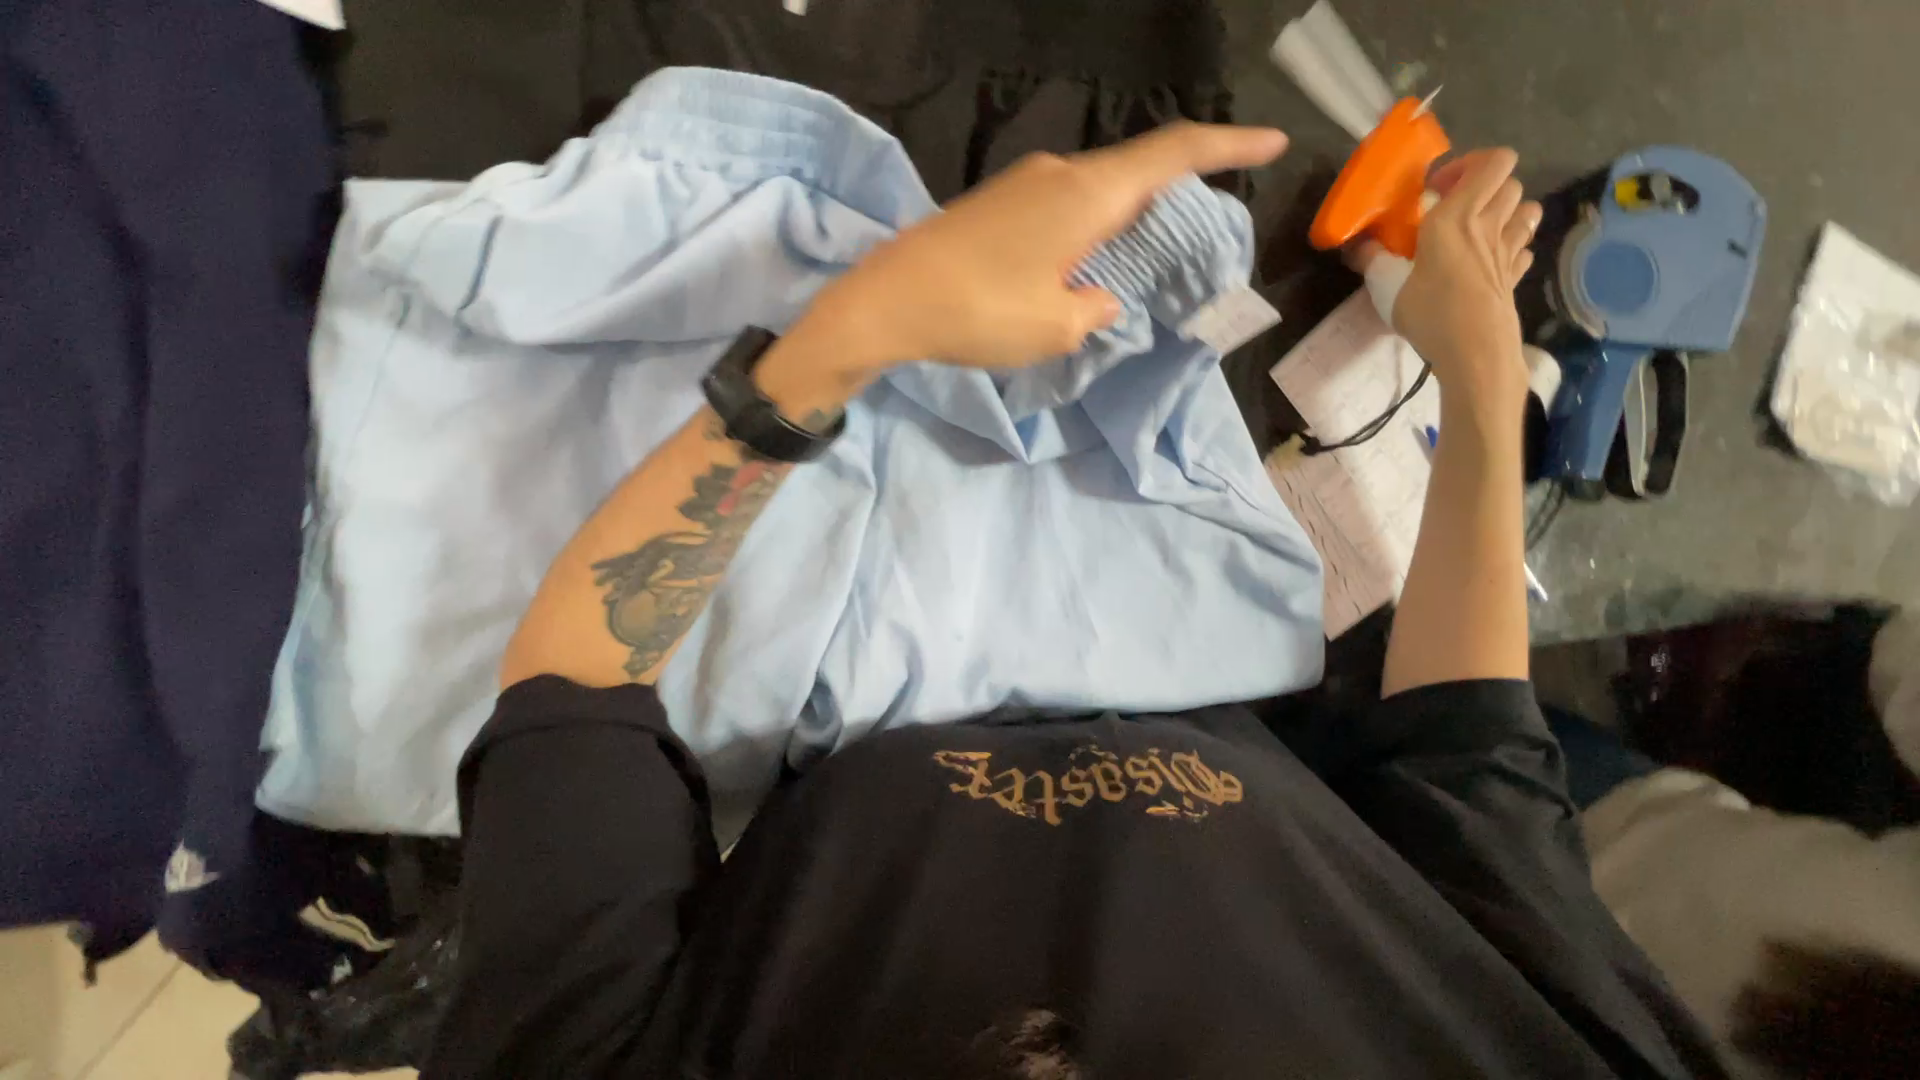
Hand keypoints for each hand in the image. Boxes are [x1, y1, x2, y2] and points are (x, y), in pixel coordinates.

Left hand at [810, 122, 1288, 374]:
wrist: (888, 301)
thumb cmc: (978, 313)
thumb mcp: (1054, 328)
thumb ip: (1095, 309)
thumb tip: (1100, 296)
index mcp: (1086, 195)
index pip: (1174, 153)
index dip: (1228, 145)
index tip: (1272, 142)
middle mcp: (1059, 174)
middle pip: (1137, 168)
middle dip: (1179, 191)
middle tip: (1205, 224)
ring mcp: (1023, 183)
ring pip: (1098, 189)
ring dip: (1130, 215)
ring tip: (1147, 253)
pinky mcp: (997, 202)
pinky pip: (1064, 204)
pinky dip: (1092, 225)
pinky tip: (1088, 259)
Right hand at [1359, 148, 1541, 409]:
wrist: (1474, 350)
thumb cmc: (1430, 311)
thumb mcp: (1387, 286)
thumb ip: (1372, 260)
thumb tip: (1355, 246)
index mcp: (1457, 217)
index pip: (1492, 163)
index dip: (1468, 164)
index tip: (1437, 189)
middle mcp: (1488, 226)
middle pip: (1509, 182)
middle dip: (1484, 187)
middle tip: (1453, 208)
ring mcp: (1508, 250)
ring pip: (1525, 209)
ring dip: (1506, 211)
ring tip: (1478, 229)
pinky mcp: (1515, 276)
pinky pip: (1523, 246)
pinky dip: (1511, 246)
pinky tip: (1491, 261)